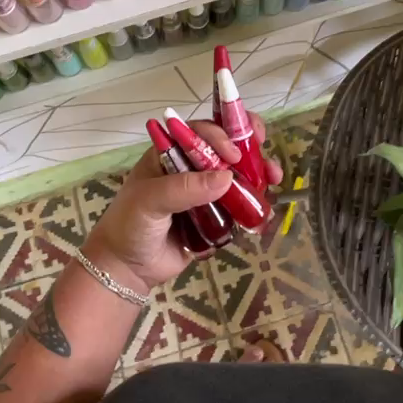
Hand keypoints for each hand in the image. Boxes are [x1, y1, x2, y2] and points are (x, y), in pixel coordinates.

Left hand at [82, 115, 283, 295]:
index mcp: (170, 154)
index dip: (220, 136)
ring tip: (275, 178)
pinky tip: (269, 206)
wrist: (127, 269)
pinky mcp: (217, 218)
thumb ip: (184, 188)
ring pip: (238, 176)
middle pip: (225, 148)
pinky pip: (241, 206)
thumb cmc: (130, 225)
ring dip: (259, 173)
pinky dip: (257, 203)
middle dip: (248, 146)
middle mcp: (190, 169)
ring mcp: (205, 194)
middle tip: (264, 150)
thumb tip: (227, 178)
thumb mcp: (150, 200)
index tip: (233, 153)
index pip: (199, 133)